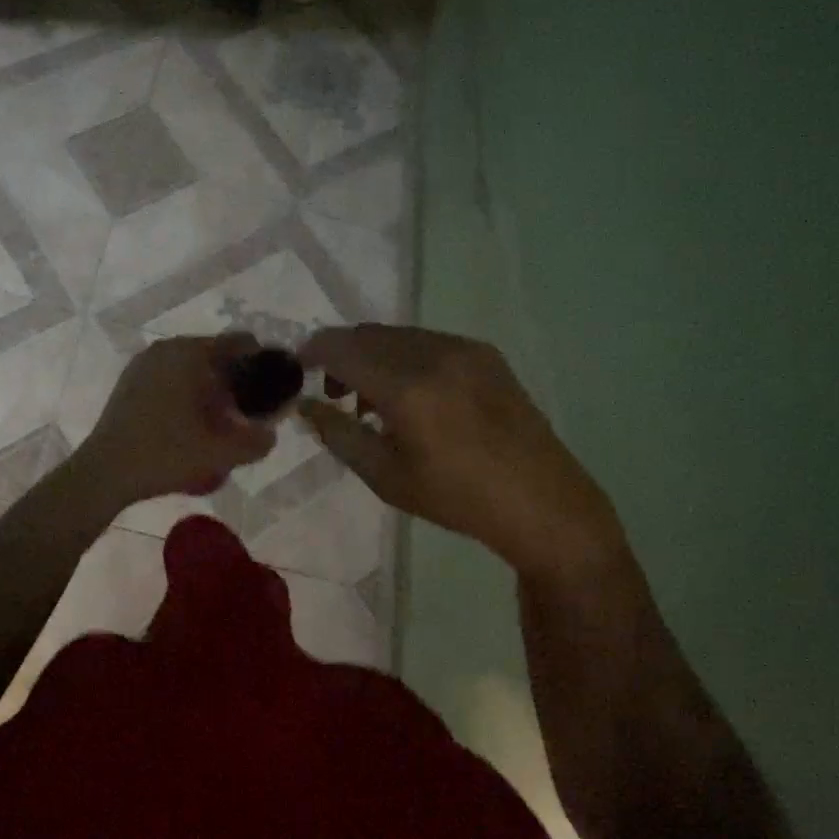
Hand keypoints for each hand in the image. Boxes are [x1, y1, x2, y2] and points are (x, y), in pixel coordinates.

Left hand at [71, 333, 276, 506]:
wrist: (105, 472)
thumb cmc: (166, 454)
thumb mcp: (221, 453)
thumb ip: (255, 442)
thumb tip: (269, 435)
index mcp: (190, 352)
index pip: (240, 341)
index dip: (261, 363)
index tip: (270, 390)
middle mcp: (166, 348)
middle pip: (214, 354)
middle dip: (234, 380)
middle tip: (245, 413)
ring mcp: (144, 363)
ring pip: (191, 367)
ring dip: (209, 389)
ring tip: (218, 424)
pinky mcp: (129, 382)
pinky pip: (169, 378)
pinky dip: (185, 394)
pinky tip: (188, 426)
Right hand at [298, 324, 627, 583]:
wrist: (542, 503)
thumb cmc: (457, 499)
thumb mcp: (385, 476)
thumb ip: (338, 434)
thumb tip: (305, 405)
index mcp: (406, 389)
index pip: (340, 348)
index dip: (310, 352)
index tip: (296, 368)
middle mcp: (432, 355)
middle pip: (366, 335)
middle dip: (339, 354)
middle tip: (332, 391)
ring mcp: (462, 349)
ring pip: (396, 335)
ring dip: (372, 354)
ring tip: (371, 398)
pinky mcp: (484, 353)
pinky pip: (426, 341)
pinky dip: (404, 356)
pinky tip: (411, 394)